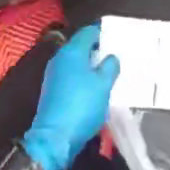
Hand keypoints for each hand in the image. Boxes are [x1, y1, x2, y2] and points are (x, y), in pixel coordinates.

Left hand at [20, 26, 119, 169]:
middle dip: (98, 49)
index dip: (103, 32)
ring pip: (76, 62)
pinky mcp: (52, 90)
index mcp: (72, 52)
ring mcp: (53, 74)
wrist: (54, 138)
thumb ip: (110, 67)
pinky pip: (71, 75)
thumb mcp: (103, 85)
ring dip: (91, 65)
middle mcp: (60, 58)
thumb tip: (111, 56)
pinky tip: (95, 86)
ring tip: (109, 71)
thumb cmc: (82, 105)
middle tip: (117, 55)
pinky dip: (83, 76)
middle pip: (81, 46)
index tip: (117, 36)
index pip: (88, 32)